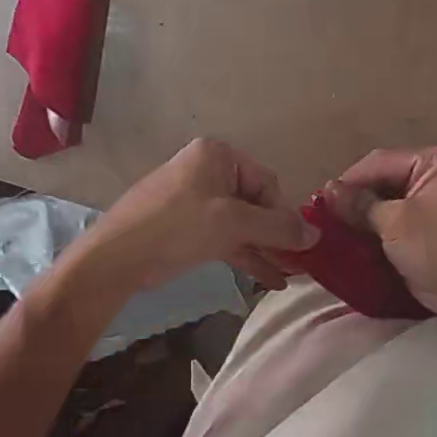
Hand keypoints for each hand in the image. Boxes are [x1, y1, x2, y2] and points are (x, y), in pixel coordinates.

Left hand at [76, 138, 317, 289]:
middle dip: (276, 235)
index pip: (266, 181)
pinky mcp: (186, 230)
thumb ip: (277, 228)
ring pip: (240, 225)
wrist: (120, 255)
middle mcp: (206, 173)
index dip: (282, 213)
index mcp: (216, 156)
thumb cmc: (178, 227)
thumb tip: (316, 236)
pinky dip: (244, 256)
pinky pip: (224, 239)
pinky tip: (268, 280)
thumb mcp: (233, 224)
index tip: (297, 243)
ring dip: (264, 250)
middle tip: (299, 263)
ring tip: (290, 275)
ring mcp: (194, 203)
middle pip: (254, 204)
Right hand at [322, 145, 436, 339]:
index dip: (347, 182)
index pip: (380, 162)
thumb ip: (359, 203)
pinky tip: (356, 240)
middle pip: (384, 179)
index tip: (316, 204)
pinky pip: (399, 217)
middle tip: (323, 219)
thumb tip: (326, 189)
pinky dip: (378, 227)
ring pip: (389, 200)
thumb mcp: (394, 223)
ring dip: (364, 215)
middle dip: (355, 199)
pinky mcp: (436, 224)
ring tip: (334, 231)